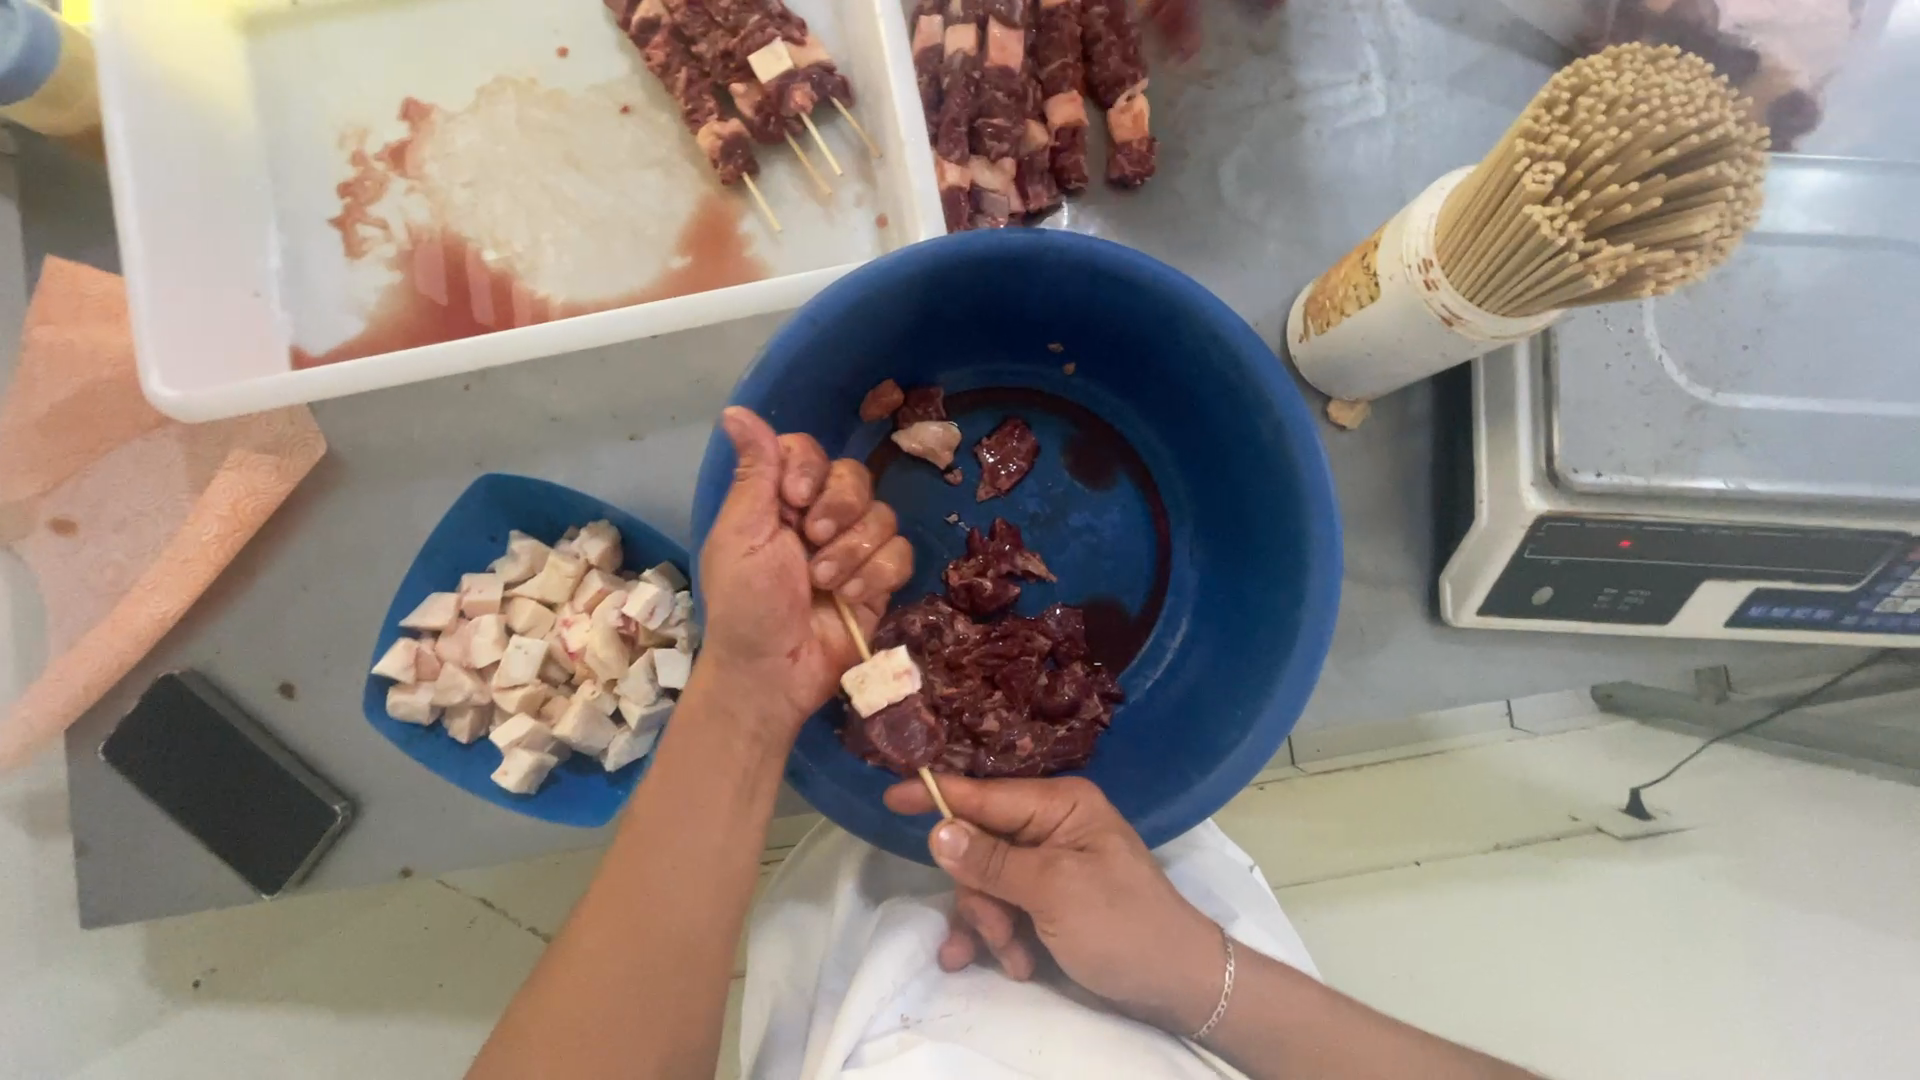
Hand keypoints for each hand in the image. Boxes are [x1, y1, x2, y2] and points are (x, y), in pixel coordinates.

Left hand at [694, 407, 914, 728]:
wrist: (774, 673)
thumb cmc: (746, 605)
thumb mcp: (741, 535)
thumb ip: (754, 473)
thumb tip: (736, 410)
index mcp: (779, 501)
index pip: (809, 452)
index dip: (812, 470)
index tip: (796, 500)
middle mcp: (819, 517)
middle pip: (855, 477)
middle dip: (840, 510)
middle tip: (813, 543)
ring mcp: (853, 548)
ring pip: (882, 516)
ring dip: (853, 552)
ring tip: (825, 584)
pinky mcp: (879, 579)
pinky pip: (900, 553)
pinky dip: (878, 574)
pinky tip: (852, 597)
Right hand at [885, 776, 1227, 1033]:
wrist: (1179, 987)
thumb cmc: (1122, 925)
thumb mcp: (1054, 892)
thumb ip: (992, 861)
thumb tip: (937, 830)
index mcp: (1060, 805)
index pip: (985, 794)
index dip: (938, 795)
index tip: (891, 796)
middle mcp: (1051, 826)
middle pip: (980, 846)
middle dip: (980, 893)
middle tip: (997, 932)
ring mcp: (1050, 864)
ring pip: (987, 882)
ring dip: (991, 923)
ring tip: (1014, 958)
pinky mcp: (1049, 899)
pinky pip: (1004, 907)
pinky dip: (1002, 937)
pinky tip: (1012, 966)